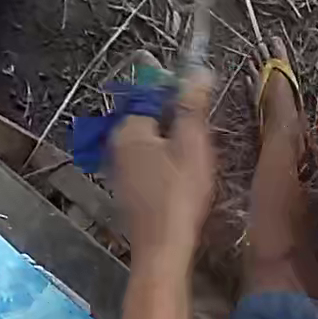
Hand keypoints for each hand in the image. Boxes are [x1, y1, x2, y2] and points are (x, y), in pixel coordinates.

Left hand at [109, 63, 215, 267]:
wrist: (163, 247)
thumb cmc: (179, 195)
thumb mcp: (192, 144)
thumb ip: (192, 105)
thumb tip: (198, 71)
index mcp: (128, 129)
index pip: (151, 94)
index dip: (177, 95)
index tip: (199, 106)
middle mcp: (116, 146)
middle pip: (150, 120)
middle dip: (175, 122)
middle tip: (201, 139)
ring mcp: (120, 171)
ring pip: (150, 144)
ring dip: (171, 146)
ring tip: (195, 161)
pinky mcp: (128, 192)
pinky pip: (148, 166)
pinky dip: (165, 167)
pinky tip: (182, 182)